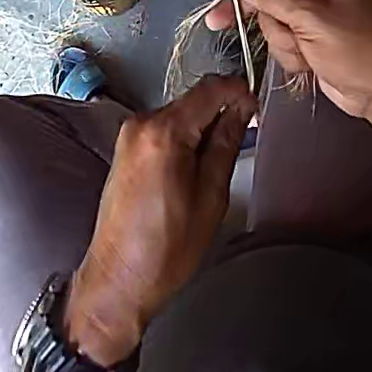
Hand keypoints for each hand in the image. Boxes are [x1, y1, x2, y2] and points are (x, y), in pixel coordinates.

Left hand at [65, 75, 255, 365]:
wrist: (116, 283)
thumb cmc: (166, 248)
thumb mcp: (211, 194)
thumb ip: (228, 141)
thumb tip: (242, 108)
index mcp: (164, 133)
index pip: (210, 88)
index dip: (238, 92)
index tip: (255, 107)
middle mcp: (142, 124)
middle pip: (194, 99)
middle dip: (222, 112)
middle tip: (242, 137)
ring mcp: (130, 135)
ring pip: (181, 112)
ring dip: (203, 126)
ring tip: (217, 160)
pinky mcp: (126, 148)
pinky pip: (165, 127)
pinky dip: (185, 137)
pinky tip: (193, 166)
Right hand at [205, 0, 371, 118]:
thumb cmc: (359, 48)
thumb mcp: (311, 18)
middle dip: (257, 10)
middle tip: (221, 19)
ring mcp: (315, 16)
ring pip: (273, 19)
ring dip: (282, 39)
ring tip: (303, 49)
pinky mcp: (312, 40)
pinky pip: (284, 41)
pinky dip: (291, 54)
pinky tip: (309, 62)